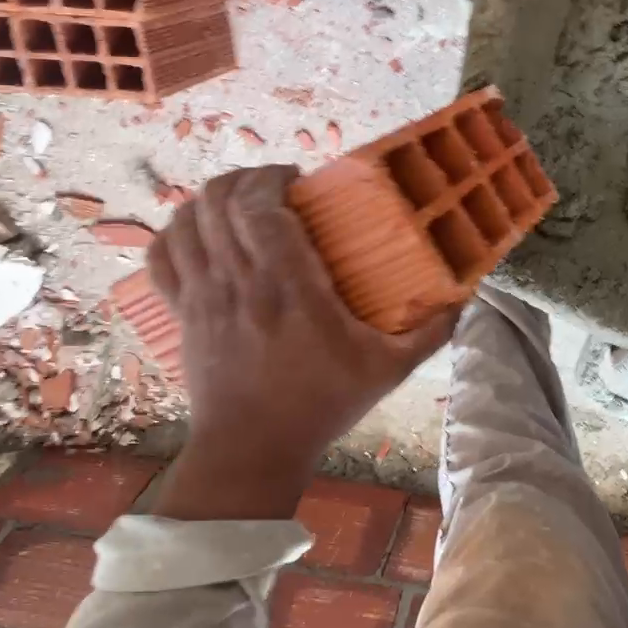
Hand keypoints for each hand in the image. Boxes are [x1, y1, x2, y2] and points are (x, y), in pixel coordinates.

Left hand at [145, 166, 461, 519]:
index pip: (261, 208)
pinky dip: (177, 230)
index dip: (273, 178)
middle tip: (277, 186)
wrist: (252, 449)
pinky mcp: (182, 312)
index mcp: (289, 287)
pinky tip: (200, 230)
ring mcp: (202, 295)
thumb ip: (431, 332)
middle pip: (220, 201)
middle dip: (247, 178)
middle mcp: (239, 281)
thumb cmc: (323, 403)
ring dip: (213, 198)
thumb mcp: (390, 370)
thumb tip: (465, 298)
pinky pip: (162, 253)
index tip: (301, 179)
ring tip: (242, 202)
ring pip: (188, 220)